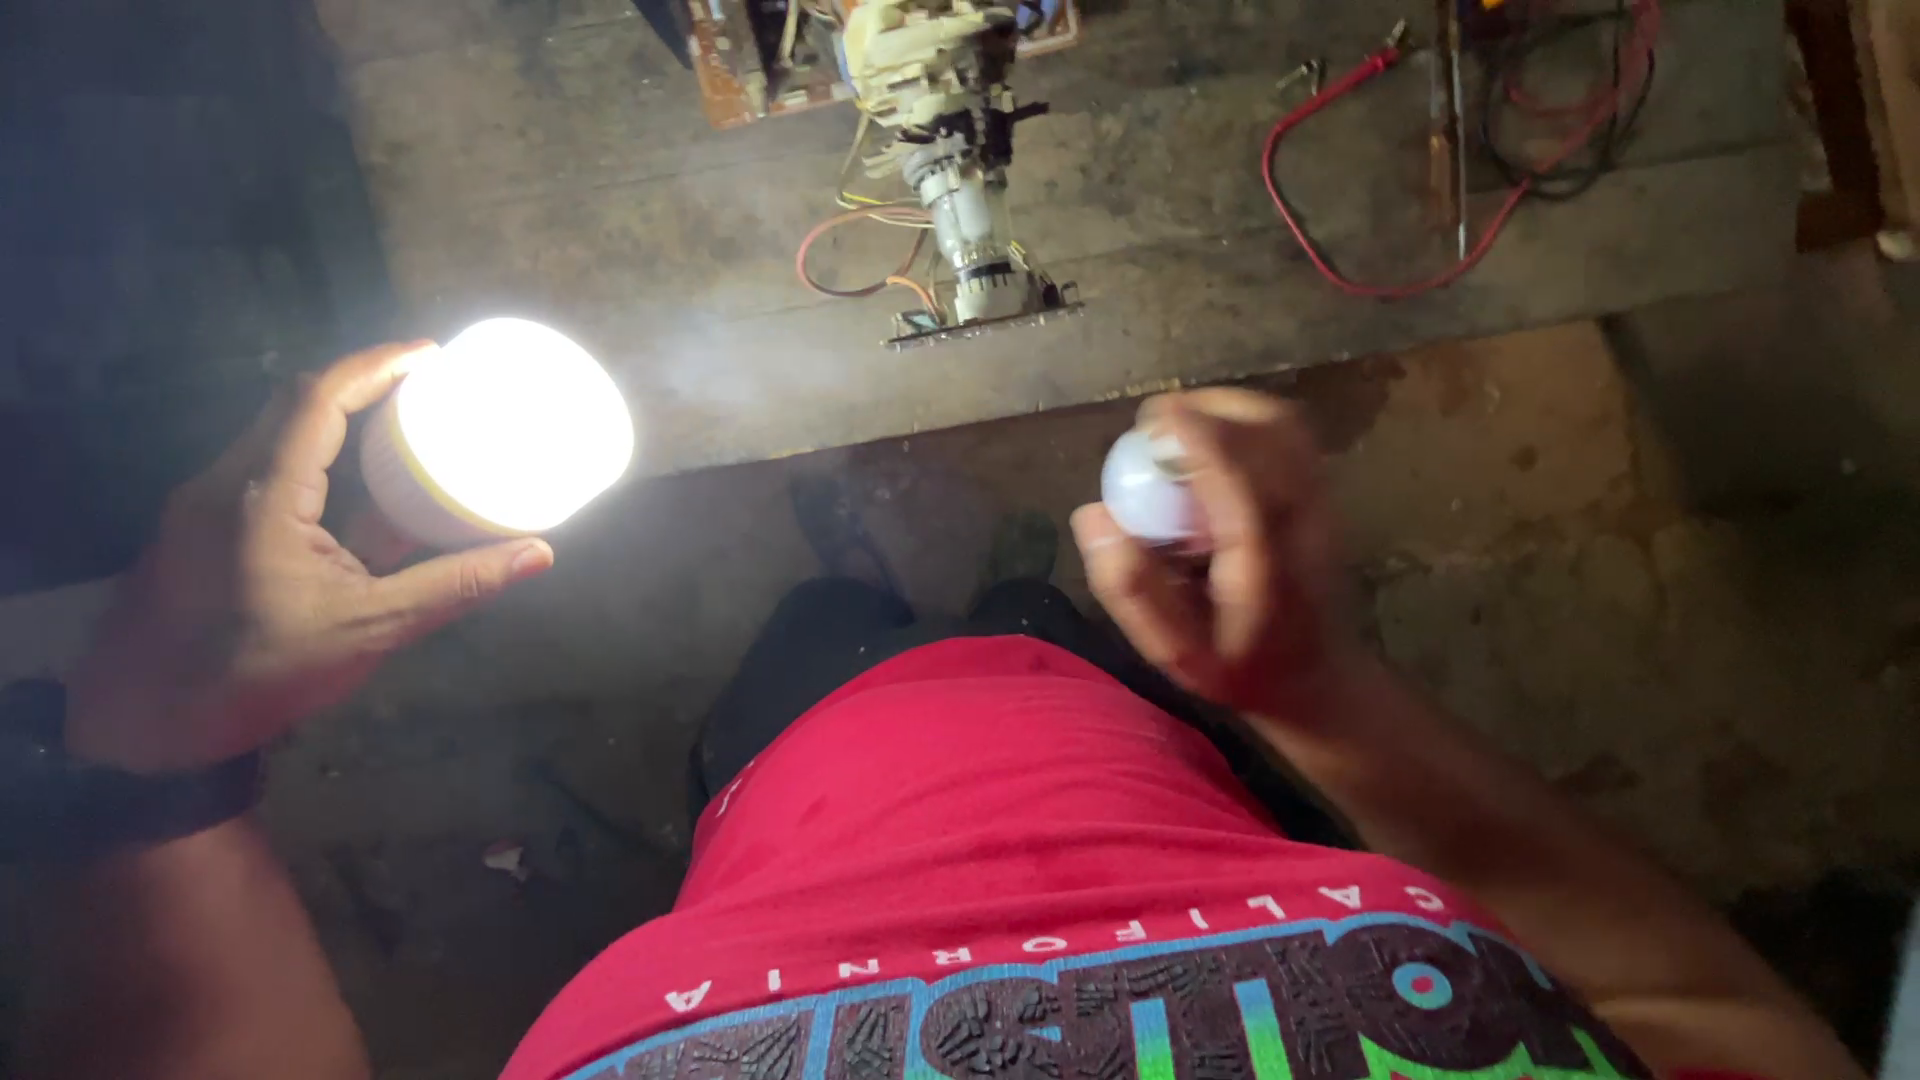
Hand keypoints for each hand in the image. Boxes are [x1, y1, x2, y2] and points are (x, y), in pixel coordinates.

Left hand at [65, 342, 554, 772]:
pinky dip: (329, 460)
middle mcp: (226, 483)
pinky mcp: (210, 526)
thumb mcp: (371, 627)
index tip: (432, 355)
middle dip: (366, 383)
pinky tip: (370, 491)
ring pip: (281, 435)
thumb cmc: (257, 672)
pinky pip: (275, 469)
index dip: (374, 366)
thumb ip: (457, 584)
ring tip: (410, 424)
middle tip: (431, 384)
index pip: (315, 401)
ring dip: (345, 420)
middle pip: (294, 404)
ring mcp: (210, 503)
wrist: (142, 727)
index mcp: (261, 497)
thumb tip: (538, 553)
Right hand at [1070, 389, 1355, 714]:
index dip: (1197, 439)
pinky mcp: (1323, 495)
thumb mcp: (1173, 650)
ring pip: (1285, 427)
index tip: (1154, 418)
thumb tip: (1093, 515)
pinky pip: (1289, 435)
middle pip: (1272, 436)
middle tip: (1154, 426)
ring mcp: (1323, 505)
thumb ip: (1132, 590)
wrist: (1315, 677)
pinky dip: (1245, 421)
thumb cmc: (1238, 667)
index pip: (1238, 484)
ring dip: (1228, 411)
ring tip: (1179, 428)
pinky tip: (1211, 443)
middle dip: (1209, 412)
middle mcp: (1304, 525)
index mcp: (1264, 568)